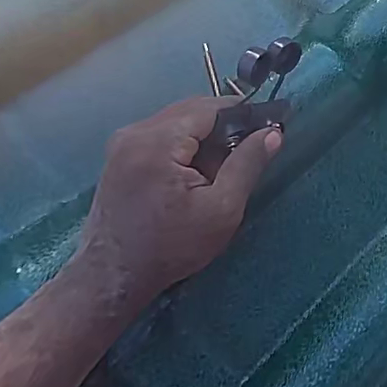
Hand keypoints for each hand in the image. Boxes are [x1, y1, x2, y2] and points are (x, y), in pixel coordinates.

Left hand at [79, 96, 281, 289]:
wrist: (113, 278)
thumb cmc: (172, 246)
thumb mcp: (222, 208)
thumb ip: (248, 164)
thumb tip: (273, 132)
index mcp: (157, 142)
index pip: (210, 107)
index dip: (244, 114)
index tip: (270, 126)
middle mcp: (135, 133)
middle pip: (192, 110)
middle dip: (226, 124)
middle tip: (252, 147)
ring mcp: (123, 143)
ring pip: (178, 120)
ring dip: (206, 134)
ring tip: (226, 163)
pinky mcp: (120, 156)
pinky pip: (163, 133)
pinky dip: (187, 143)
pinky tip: (199, 170)